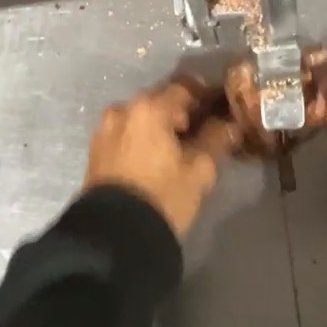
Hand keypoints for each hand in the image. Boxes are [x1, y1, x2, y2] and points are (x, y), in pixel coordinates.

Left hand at [83, 81, 239, 237]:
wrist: (112, 239)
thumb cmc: (162, 198)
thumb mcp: (199, 170)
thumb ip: (217, 138)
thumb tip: (229, 123)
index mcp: (150, 108)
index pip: (186, 87)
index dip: (207, 94)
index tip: (223, 106)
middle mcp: (124, 109)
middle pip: (162, 99)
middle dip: (184, 110)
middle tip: (206, 128)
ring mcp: (106, 129)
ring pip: (143, 116)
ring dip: (163, 124)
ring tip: (181, 146)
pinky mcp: (97, 150)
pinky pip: (128, 132)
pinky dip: (145, 137)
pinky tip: (158, 156)